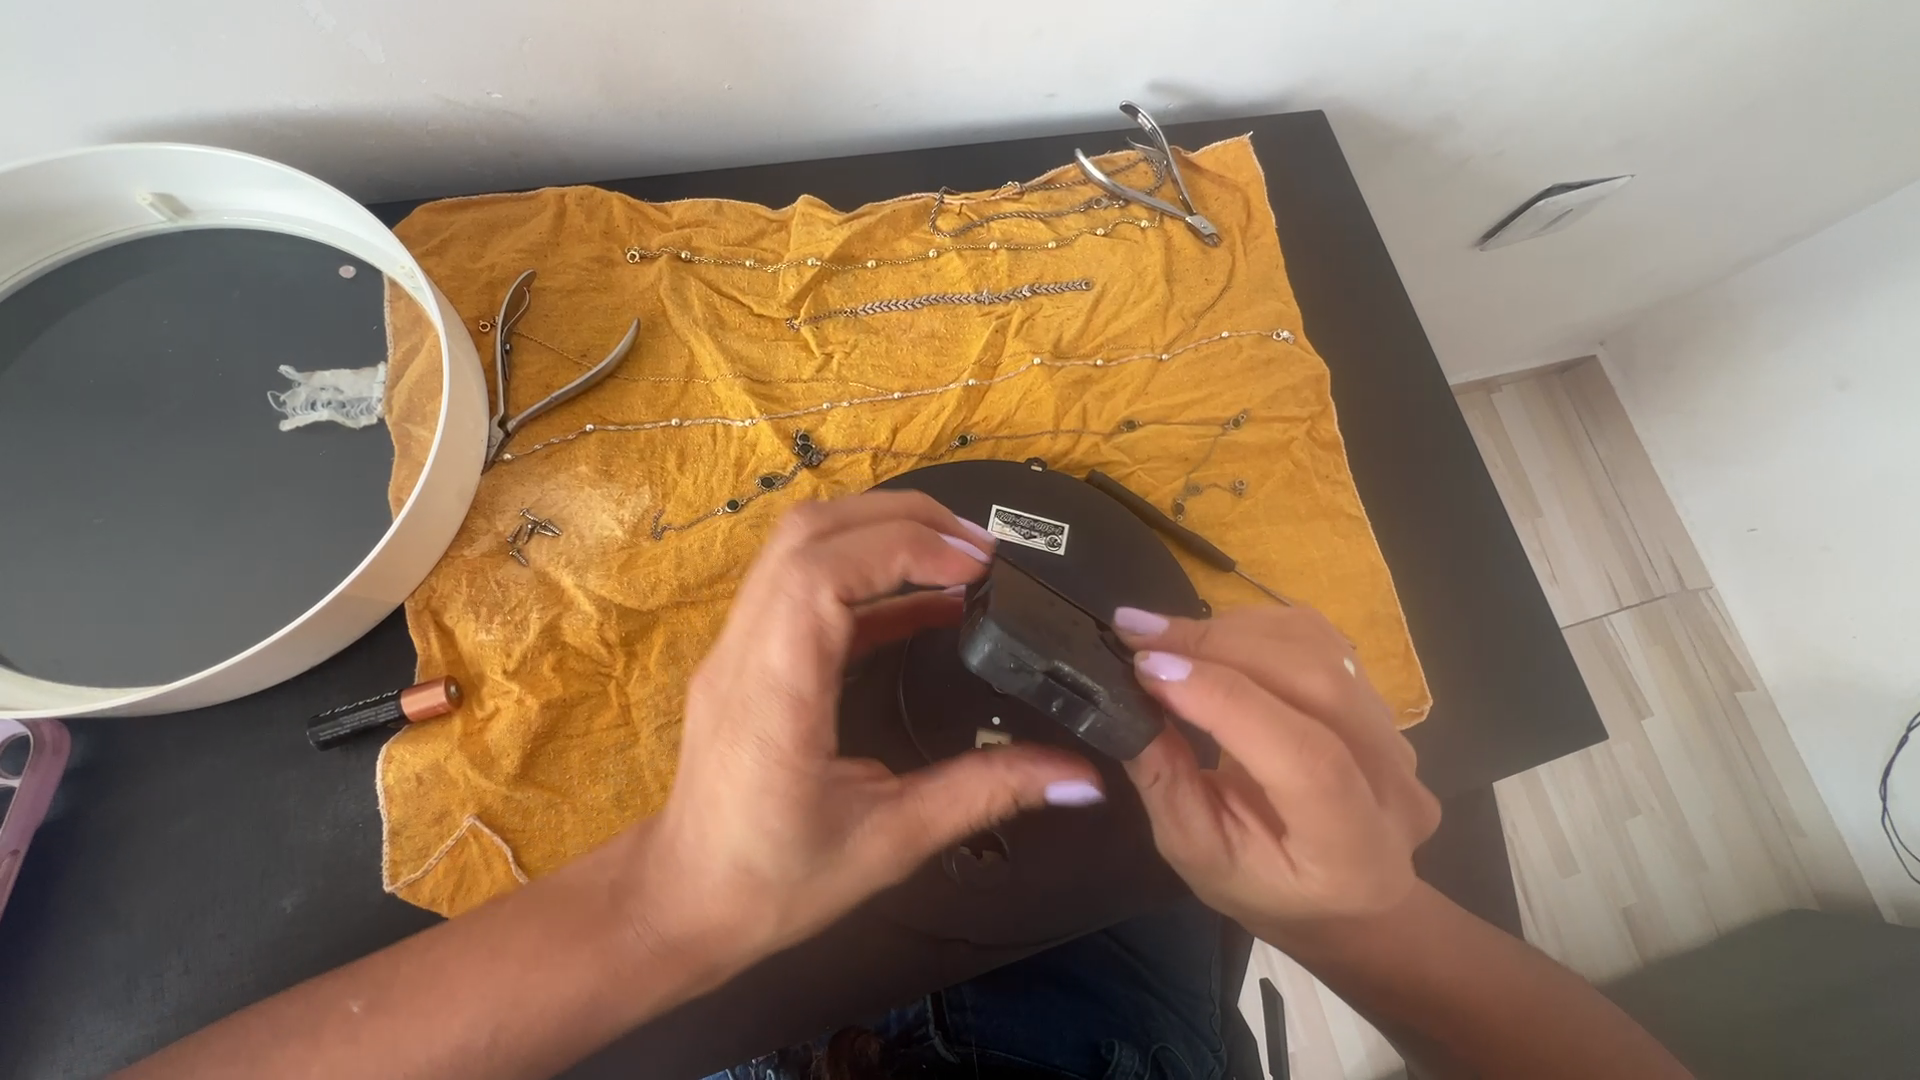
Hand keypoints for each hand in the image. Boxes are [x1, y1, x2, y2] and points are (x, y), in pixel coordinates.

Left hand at [627, 493, 1102, 976]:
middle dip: (902, 517)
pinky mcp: (747, 652)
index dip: (905, 546)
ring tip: (957, 558)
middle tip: (979, 547)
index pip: (823, 571)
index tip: (976, 567)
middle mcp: (745, 649)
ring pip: (799, 545)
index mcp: (775, 691)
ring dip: (881, 532)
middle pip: (809, 533)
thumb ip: (987, 793)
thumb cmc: (775, 881)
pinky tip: (926, 602)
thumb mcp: (891, 840)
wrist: (682, 903)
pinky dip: (867, 574)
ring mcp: (737, 644)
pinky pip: (802, 583)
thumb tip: (1080, 779)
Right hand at [1111, 605, 1439, 930]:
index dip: (1227, 699)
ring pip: (1317, 649)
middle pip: (1317, 684)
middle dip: (1218, 646)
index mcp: (1352, 848)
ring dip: (1229, 630)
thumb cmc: (1261, 883)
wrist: (1339, 893)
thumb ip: (1165, 781)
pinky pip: (1317, 639)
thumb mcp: (1194, 851)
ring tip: (1163, 637)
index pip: (1306, 757)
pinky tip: (1208, 641)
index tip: (1147, 667)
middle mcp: (1392, 785)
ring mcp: (1396, 735)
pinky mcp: (1379, 699)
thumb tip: (1131, 699)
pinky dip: (1251, 627)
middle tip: (1138, 635)